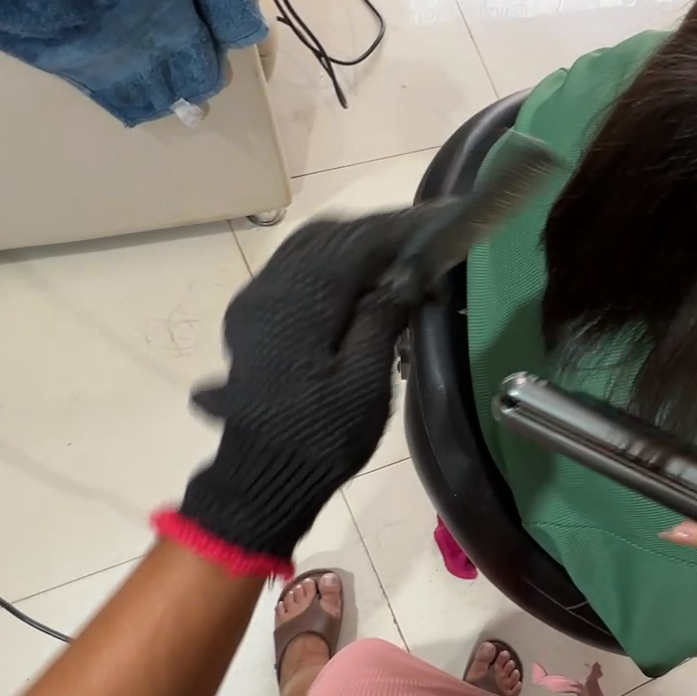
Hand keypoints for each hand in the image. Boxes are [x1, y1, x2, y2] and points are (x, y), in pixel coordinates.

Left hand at [170, 206, 456, 568]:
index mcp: (299, 302)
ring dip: (354, 245)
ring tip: (398, 254)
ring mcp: (257, 302)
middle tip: (424, 237)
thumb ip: (383, 317)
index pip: (355, 242)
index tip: (440, 220)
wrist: (265, 474)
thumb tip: (405, 271)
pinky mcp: (256, 318)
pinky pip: (297, 271)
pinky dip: (334, 263)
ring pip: (308, 249)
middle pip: (327, 235)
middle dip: (377, 230)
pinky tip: (361, 281)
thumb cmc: (323, 434)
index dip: (400, 228)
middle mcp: (270, 289)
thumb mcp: (366, 381)